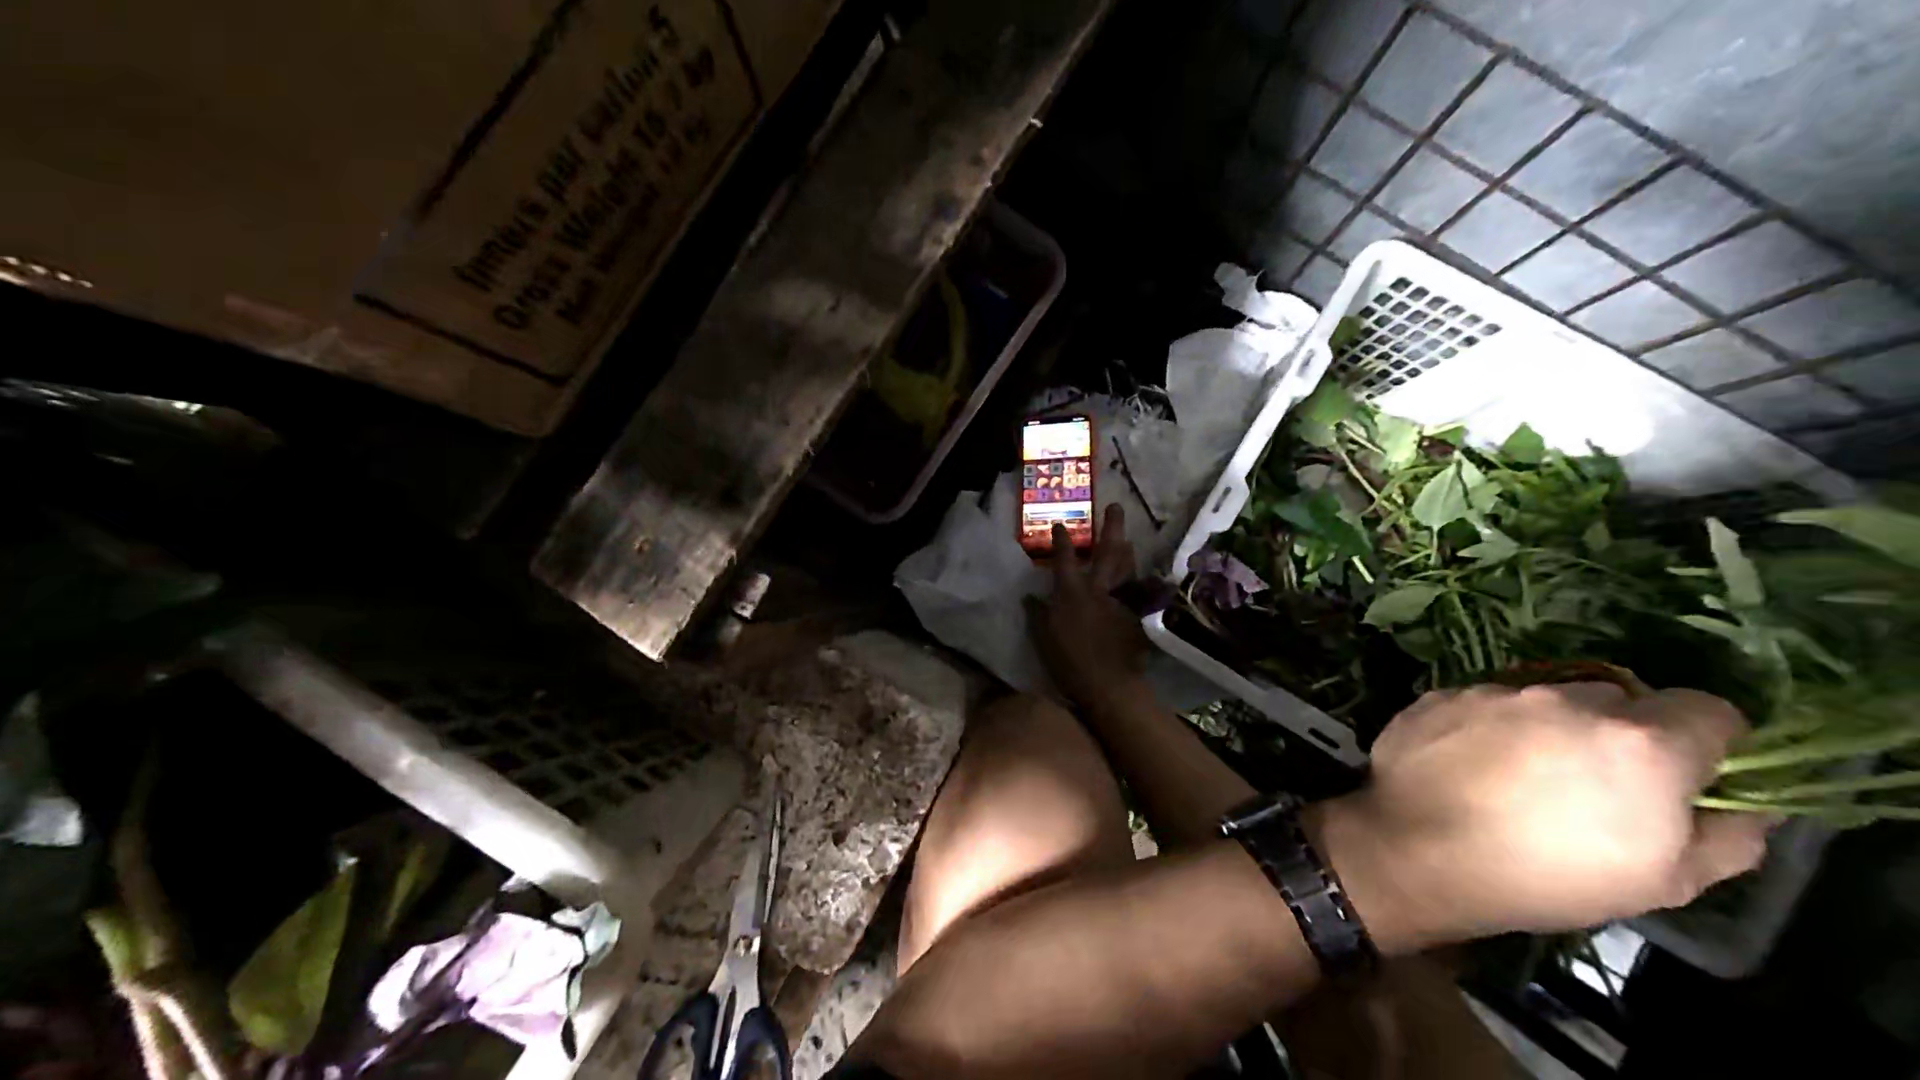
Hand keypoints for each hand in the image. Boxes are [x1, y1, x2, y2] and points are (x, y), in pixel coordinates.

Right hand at [1028, 505, 1146, 708]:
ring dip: (1126, 548)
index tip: (1060, 524)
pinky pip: (1137, 590)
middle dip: (1111, 527)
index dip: (1062, 540)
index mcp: (1071, 593)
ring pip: (1126, 566)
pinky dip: (1137, 579)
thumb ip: (1038, 614)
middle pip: (1107, 552)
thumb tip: (1029, 597)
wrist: (1107, 683)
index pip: (1065, 559)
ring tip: (1126, 536)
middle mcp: (1098, 589)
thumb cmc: (1068, 661)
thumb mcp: (1043, 636)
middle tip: (1115, 506)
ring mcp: (1120, 600)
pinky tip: (1139, 575)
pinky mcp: (1135, 614)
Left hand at [1309, 683, 1771, 951]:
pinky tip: (1472, 766)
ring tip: (1523, 778)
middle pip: (1620, 701)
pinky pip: (1486, 703)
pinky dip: (1491, 727)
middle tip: (1596, 783)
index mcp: (1639, 739)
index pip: (1709, 710)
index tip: (1689, 775)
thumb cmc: (1547, 876)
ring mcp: (1494, 691)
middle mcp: (1564, 698)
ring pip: (1546, 700)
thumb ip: (1728, 835)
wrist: (1416, 850)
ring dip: (1551, 727)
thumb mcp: (1668, 881)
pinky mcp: (1441, 694)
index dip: (1710, 743)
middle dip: (1623, 734)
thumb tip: (1743, 803)